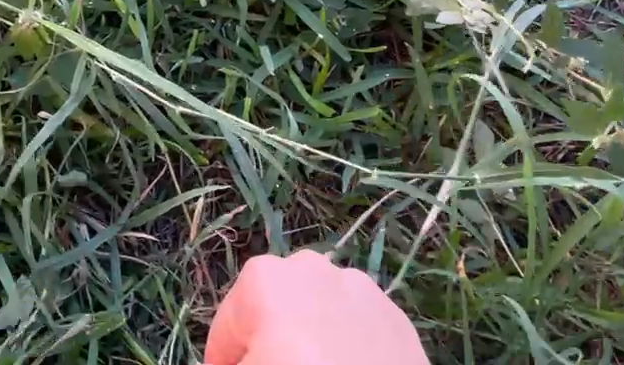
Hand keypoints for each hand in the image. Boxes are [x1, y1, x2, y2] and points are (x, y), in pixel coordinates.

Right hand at [204, 251, 426, 364]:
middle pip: (273, 315)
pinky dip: (349, 353)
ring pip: (317, 318)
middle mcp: (309, 267)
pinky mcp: (398, 320)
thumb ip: (233, 360)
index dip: (225, 363)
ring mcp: (359, 290)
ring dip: (310, 346)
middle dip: (269, 347)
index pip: (226, 331)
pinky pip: (358, 333)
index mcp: (262, 277)